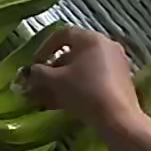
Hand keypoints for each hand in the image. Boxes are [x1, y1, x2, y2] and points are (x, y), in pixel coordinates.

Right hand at [23, 26, 144, 130]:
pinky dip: (77, 82)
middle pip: (73, 50)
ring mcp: (116, 61)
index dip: (44, 47)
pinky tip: (66, 98)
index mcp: (91, 39)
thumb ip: (36, 72)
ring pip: (82, 64)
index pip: (62, 34)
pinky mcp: (120, 77)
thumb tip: (29, 71)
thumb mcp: (53, 80)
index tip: (35, 63)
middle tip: (40, 80)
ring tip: (50, 93)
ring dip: (63, 76)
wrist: (117, 117)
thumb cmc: (83, 91)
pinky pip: (93, 74)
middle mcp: (106, 45)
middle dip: (52, 65)